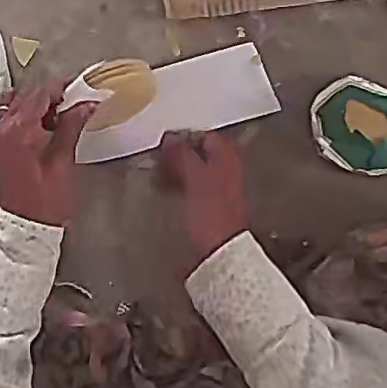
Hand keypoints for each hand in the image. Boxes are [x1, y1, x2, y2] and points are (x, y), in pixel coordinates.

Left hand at [0, 81, 94, 225]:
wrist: (26, 228)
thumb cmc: (47, 199)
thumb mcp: (64, 160)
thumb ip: (72, 126)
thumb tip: (86, 104)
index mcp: (18, 130)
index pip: (40, 94)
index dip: (61, 87)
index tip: (80, 85)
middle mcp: (2, 129)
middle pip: (27, 96)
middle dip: (52, 94)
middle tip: (77, 98)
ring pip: (19, 106)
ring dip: (41, 104)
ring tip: (65, 111)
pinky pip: (13, 119)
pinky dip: (30, 115)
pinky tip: (48, 124)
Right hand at [163, 131, 249, 266]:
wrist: (222, 251)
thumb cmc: (210, 211)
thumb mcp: (194, 177)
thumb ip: (182, 154)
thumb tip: (170, 138)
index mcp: (228, 156)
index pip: (204, 135)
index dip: (182, 138)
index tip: (162, 146)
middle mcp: (229, 168)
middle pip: (199, 152)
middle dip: (177, 155)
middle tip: (157, 161)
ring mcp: (222, 187)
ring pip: (195, 169)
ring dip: (176, 170)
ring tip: (157, 176)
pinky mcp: (214, 205)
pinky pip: (194, 186)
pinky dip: (181, 184)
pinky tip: (167, 190)